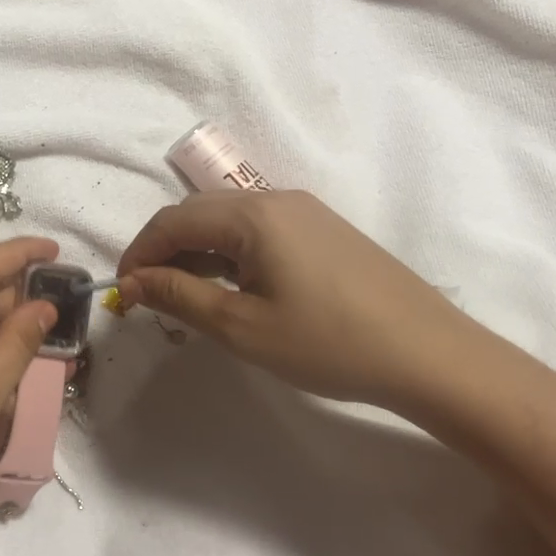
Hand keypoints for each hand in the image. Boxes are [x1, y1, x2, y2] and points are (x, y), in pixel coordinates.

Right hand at [116, 191, 478, 407]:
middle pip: (198, 212)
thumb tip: (131, 282)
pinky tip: (233, 287)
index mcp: (252, 215)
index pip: (173, 220)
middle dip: (164, 249)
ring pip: (228, 219)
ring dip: (196, 250)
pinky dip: (229, 251)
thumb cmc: (330, 343)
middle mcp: (275, 199)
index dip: (139, 253)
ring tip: (186, 295)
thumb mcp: (242, 327)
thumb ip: (179, 297)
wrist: (433, 356)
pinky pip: (258, 229)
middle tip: (149, 295)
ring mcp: (305, 211)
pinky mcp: (324, 229)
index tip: (122, 291)